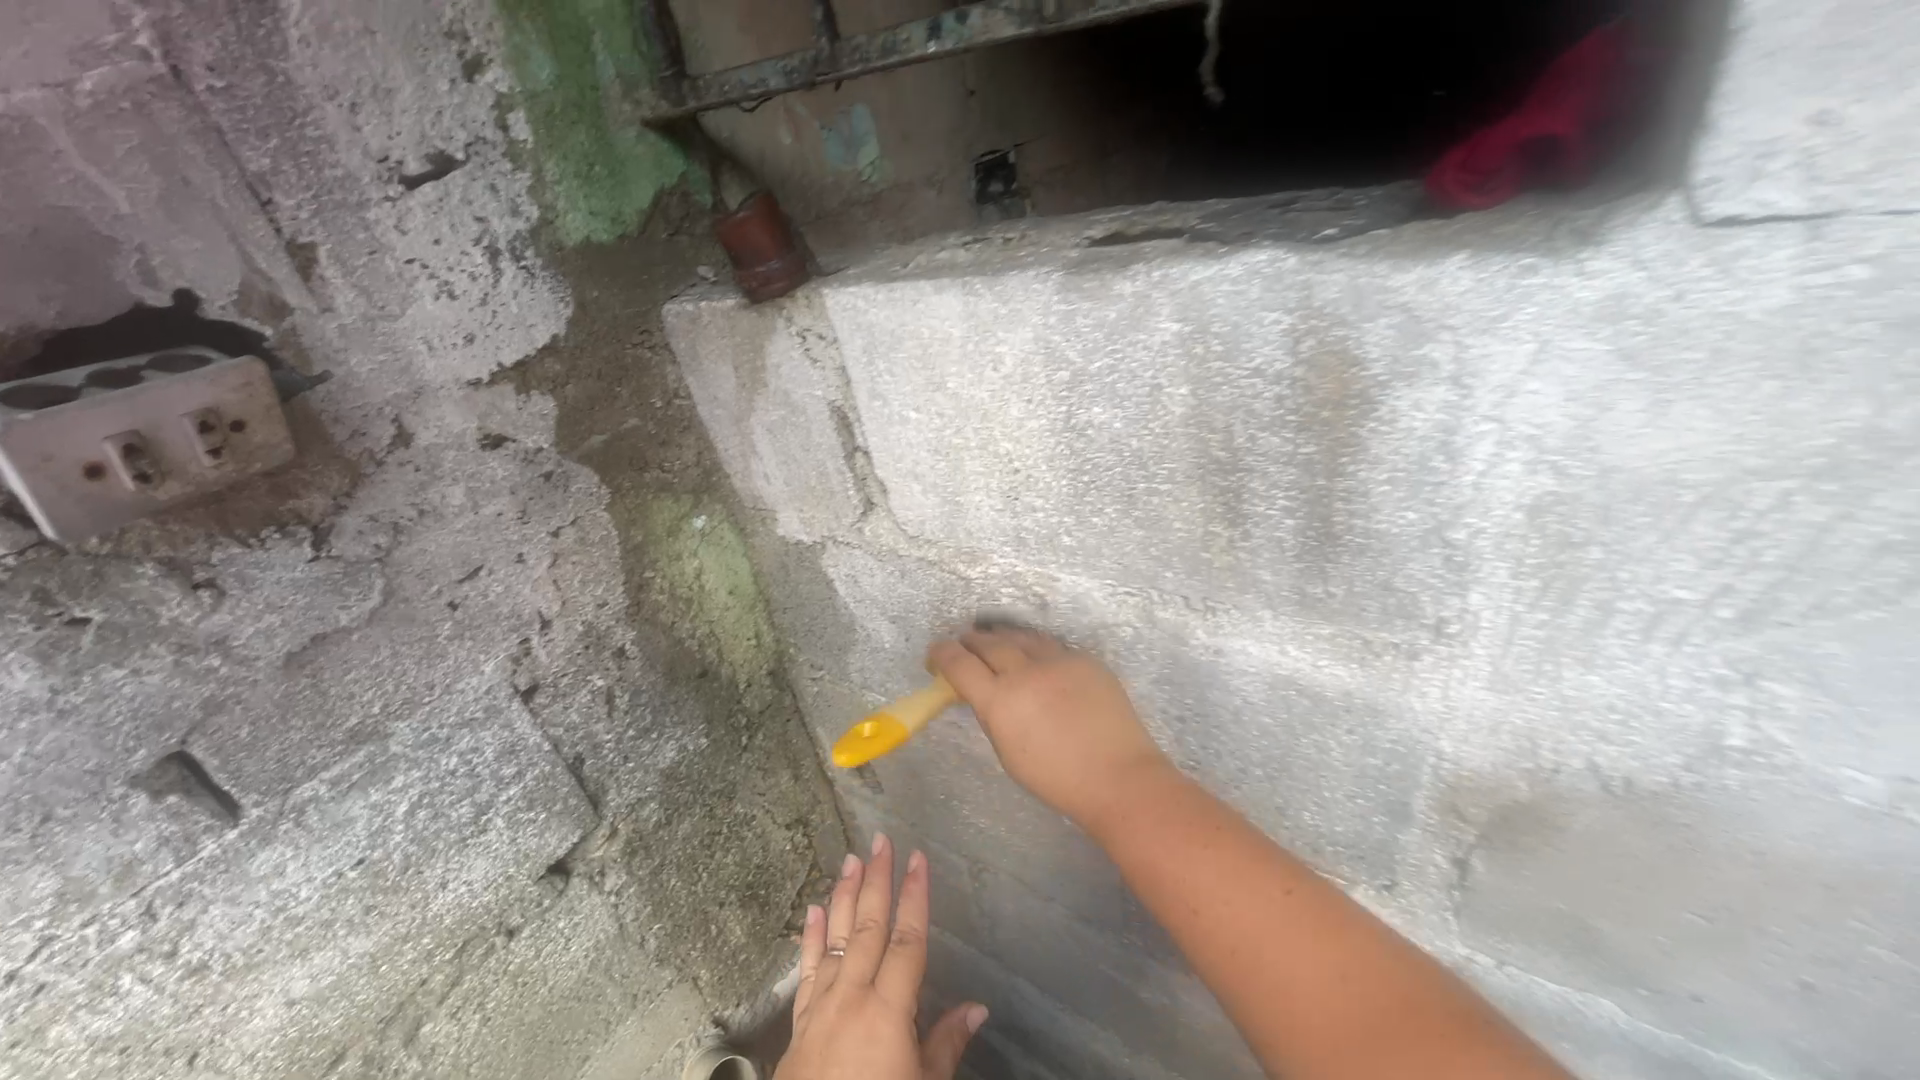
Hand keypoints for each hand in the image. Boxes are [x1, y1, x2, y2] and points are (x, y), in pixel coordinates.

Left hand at [776, 833, 986, 1079]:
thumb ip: (946, 1043)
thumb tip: (978, 1008)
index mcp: (888, 1010)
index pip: (906, 939)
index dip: (915, 896)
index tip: (918, 859)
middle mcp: (851, 997)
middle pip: (868, 927)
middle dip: (877, 880)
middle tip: (881, 840)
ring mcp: (820, 1007)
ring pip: (835, 939)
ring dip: (845, 896)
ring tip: (850, 860)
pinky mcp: (798, 1023)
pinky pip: (806, 970)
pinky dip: (811, 938)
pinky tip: (814, 911)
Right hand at [926, 627, 1176, 832]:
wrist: (1119, 776)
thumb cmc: (1057, 779)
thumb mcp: (1007, 752)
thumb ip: (992, 715)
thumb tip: (984, 694)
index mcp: (1000, 700)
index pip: (959, 664)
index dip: (941, 654)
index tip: (935, 655)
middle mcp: (1025, 672)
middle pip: (988, 643)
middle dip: (970, 641)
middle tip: (962, 643)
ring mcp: (1059, 661)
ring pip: (1021, 637)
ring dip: (1002, 638)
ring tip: (993, 640)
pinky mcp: (1085, 659)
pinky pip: (1051, 646)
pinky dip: (1034, 648)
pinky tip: (1034, 655)